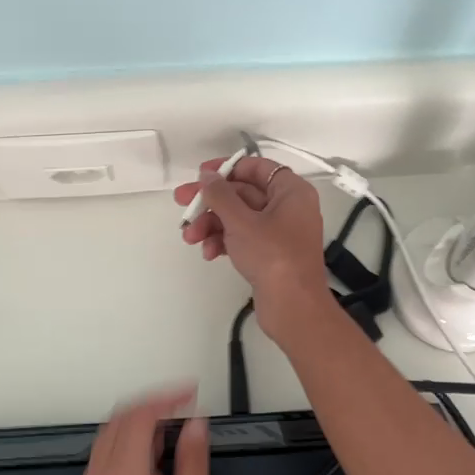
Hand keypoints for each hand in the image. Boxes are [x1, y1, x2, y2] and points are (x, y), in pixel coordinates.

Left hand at [77, 387, 211, 474]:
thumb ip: (192, 465)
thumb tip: (195, 426)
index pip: (139, 416)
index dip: (167, 397)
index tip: (192, 392)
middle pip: (119, 419)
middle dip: (152, 403)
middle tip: (185, 405)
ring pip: (108, 435)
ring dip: (138, 421)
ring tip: (173, 427)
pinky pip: (104, 454)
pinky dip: (127, 441)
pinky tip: (153, 455)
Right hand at [174, 156, 335, 339]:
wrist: (293, 306)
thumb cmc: (272, 255)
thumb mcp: (241, 221)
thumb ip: (220, 195)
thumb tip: (207, 176)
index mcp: (291, 191)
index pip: (257, 167)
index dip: (227, 168)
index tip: (201, 175)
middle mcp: (288, 208)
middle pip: (243, 194)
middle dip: (211, 203)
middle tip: (181, 204)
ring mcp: (279, 233)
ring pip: (239, 219)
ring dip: (212, 225)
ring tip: (190, 238)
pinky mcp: (270, 255)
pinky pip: (243, 239)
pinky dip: (225, 242)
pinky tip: (209, 253)